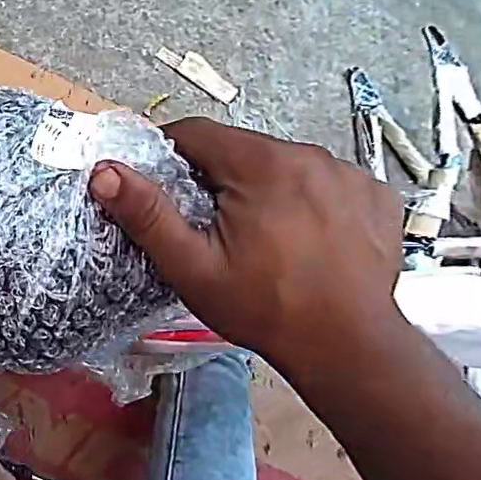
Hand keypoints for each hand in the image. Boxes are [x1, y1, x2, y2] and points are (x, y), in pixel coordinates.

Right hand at [88, 117, 407, 382]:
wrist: (347, 347)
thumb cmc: (264, 306)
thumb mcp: (188, 264)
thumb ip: (146, 213)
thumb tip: (106, 173)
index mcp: (263, 166)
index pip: (195, 131)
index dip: (166, 154)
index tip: (160, 186)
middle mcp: (312, 159)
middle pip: (236, 147)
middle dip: (211, 176)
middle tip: (202, 222)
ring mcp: (349, 175)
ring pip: (276, 162)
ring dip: (255, 185)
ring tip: (250, 232)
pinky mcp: (374, 195)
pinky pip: (318, 180)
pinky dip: (298, 197)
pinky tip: (293, 234)